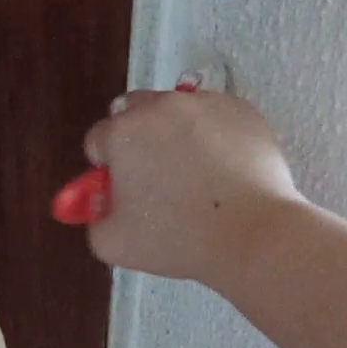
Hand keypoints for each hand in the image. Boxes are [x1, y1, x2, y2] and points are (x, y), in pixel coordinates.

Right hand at [82, 90, 305, 284]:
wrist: (251, 233)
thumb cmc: (177, 240)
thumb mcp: (112, 243)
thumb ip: (95, 217)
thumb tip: (103, 201)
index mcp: (122, 133)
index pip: (98, 139)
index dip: (107, 166)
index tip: (122, 188)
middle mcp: (160, 106)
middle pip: (134, 113)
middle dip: (136, 139)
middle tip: (154, 176)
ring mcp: (204, 103)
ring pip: (176, 113)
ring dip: (175, 135)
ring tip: (194, 177)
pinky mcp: (241, 110)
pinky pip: (214, 118)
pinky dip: (212, 137)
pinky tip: (223, 172)